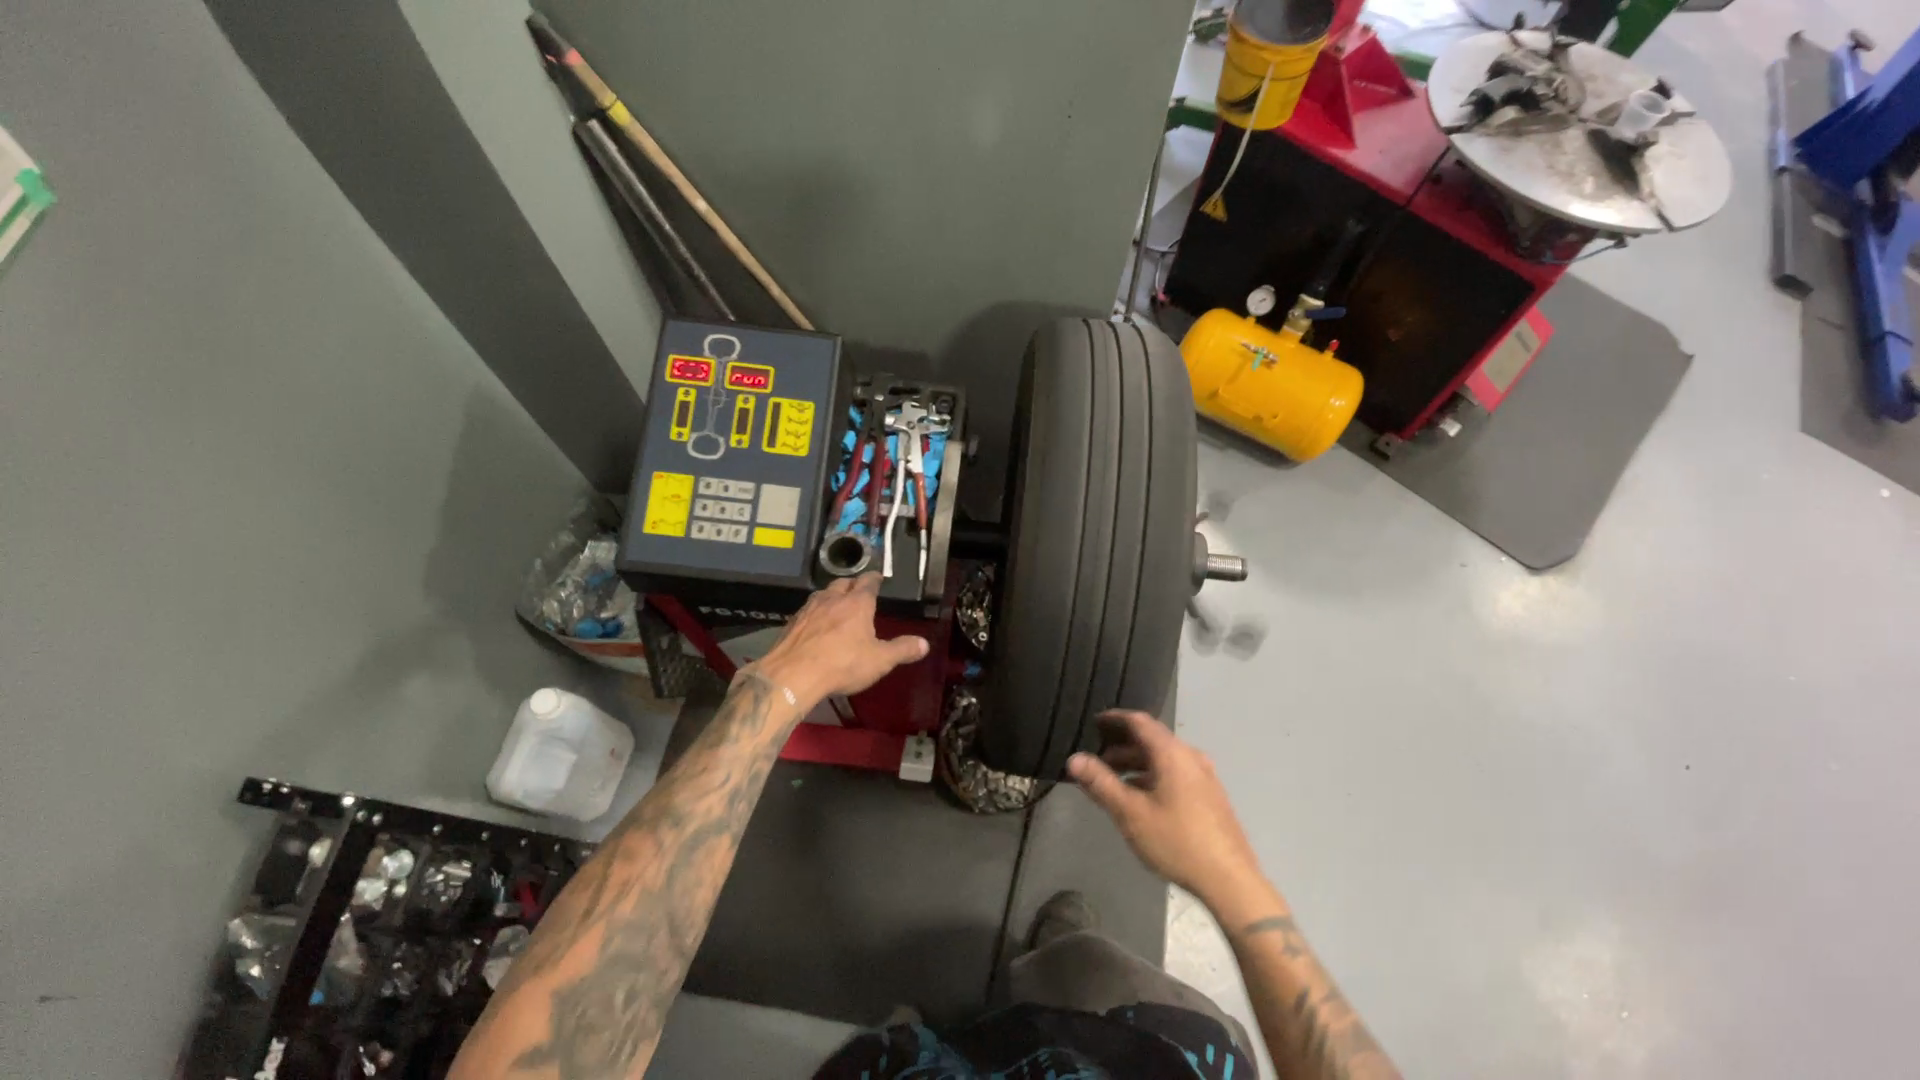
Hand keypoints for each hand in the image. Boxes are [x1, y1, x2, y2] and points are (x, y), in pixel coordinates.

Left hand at [754, 574, 928, 707]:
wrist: (793, 674)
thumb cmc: (842, 664)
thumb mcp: (880, 660)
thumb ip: (902, 650)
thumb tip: (924, 643)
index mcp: (857, 603)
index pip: (868, 582)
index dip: (874, 579)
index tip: (878, 578)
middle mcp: (832, 599)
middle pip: (843, 582)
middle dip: (852, 584)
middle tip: (858, 590)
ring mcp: (809, 609)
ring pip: (823, 594)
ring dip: (832, 596)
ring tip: (837, 605)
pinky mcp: (792, 622)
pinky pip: (807, 610)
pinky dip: (815, 612)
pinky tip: (816, 624)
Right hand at [1069, 711, 1264, 906]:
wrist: (1230, 880)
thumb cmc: (1177, 841)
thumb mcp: (1131, 813)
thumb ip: (1101, 783)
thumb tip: (1074, 759)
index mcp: (1173, 754)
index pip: (1139, 722)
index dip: (1115, 719)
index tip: (1093, 723)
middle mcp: (1191, 757)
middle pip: (1152, 740)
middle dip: (1121, 747)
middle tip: (1095, 759)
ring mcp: (1204, 777)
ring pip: (1164, 759)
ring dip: (1136, 764)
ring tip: (1111, 781)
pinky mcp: (1209, 796)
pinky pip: (1175, 774)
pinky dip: (1152, 776)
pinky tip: (1140, 799)